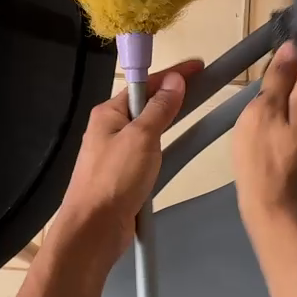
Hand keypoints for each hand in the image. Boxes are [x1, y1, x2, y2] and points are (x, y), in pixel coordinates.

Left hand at [44, 59, 200, 263]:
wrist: (93, 230)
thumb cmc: (114, 178)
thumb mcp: (142, 138)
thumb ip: (160, 109)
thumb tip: (175, 81)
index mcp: (110, 113)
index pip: (145, 84)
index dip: (173, 74)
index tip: (199, 66)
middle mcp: (110, 128)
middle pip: (147, 104)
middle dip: (173, 93)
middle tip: (203, 86)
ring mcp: (116, 153)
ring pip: (149, 128)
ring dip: (168, 119)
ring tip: (194, 111)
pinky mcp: (124, 175)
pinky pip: (149, 151)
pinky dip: (164, 145)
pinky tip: (177, 148)